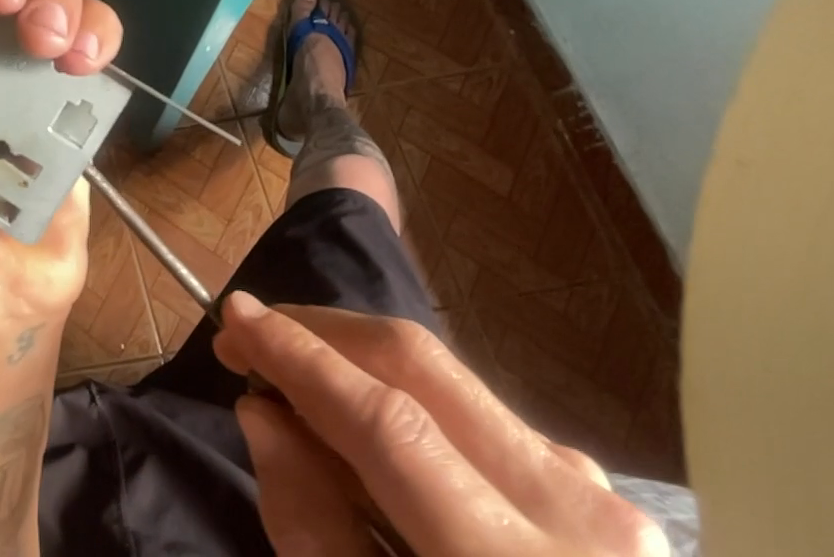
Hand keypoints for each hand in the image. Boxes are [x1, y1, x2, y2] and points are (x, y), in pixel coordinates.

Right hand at [213, 294, 669, 555]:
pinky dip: (404, 396)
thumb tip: (260, 409)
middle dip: (320, 330)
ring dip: (355, 356)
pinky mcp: (599, 493)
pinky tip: (362, 421)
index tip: (233, 312)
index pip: (385, 425)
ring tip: (292, 374)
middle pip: (423, 368)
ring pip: (450, 378)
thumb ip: (309, 522)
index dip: (299, 358)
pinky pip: (478, 414)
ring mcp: (600, 500)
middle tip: (249, 332)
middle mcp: (575, 518)